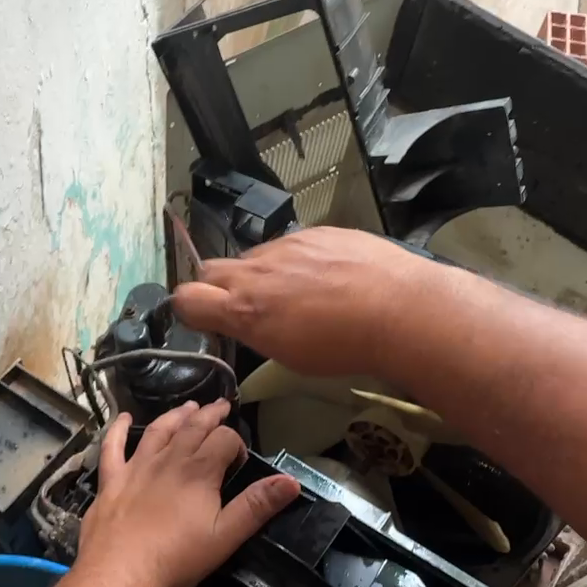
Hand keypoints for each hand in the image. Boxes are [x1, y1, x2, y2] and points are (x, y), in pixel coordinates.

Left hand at [75, 400, 300, 586]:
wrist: (120, 571)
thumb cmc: (177, 558)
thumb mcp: (226, 535)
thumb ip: (257, 506)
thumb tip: (291, 481)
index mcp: (200, 472)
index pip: (224, 440)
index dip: (236, 443)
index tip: (239, 459)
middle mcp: (169, 460)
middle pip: (193, 428)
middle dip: (209, 415)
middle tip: (220, 406)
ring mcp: (136, 467)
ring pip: (158, 431)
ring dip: (175, 416)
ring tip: (187, 407)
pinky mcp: (111, 480)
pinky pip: (113, 447)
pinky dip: (117, 429)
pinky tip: (122, 417)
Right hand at [172, 227, 463, 377]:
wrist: (400, 310)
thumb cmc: (344, 348)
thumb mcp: (287, 355)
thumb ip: (256, 331)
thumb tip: (246, 320)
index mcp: (244, 308)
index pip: (186, 298)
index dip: (187, 308)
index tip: (203, 319)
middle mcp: (256, 270)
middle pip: (209, 269)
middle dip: (216, 287)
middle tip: (244, 307)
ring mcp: (285, 245)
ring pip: (251, 256)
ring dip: (258, 274)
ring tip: (294, 293)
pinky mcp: (314, 231)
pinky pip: (288, 244)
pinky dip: (293, 260)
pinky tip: (324, 277)